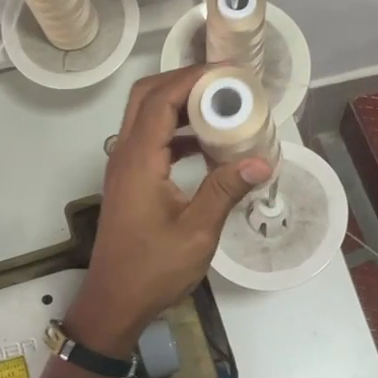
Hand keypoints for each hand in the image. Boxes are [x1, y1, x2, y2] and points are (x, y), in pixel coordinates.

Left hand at [64, 66, 270, 357]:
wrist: (115, 302)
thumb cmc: (153, 270)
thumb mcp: (197, 233)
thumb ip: (224, 192)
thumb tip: (262, 162)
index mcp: (138, 161)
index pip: (161, 100)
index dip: (193, 79)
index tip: (229, 74)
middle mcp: (125, 155)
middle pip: (147, 97)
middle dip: (184, 82)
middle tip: (225, 84)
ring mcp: (124, 168)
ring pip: (146, 117)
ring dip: (180, 105)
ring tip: (222, 106)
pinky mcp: (130, 182)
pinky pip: (151, 141)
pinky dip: (177, 132)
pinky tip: (208, 144)